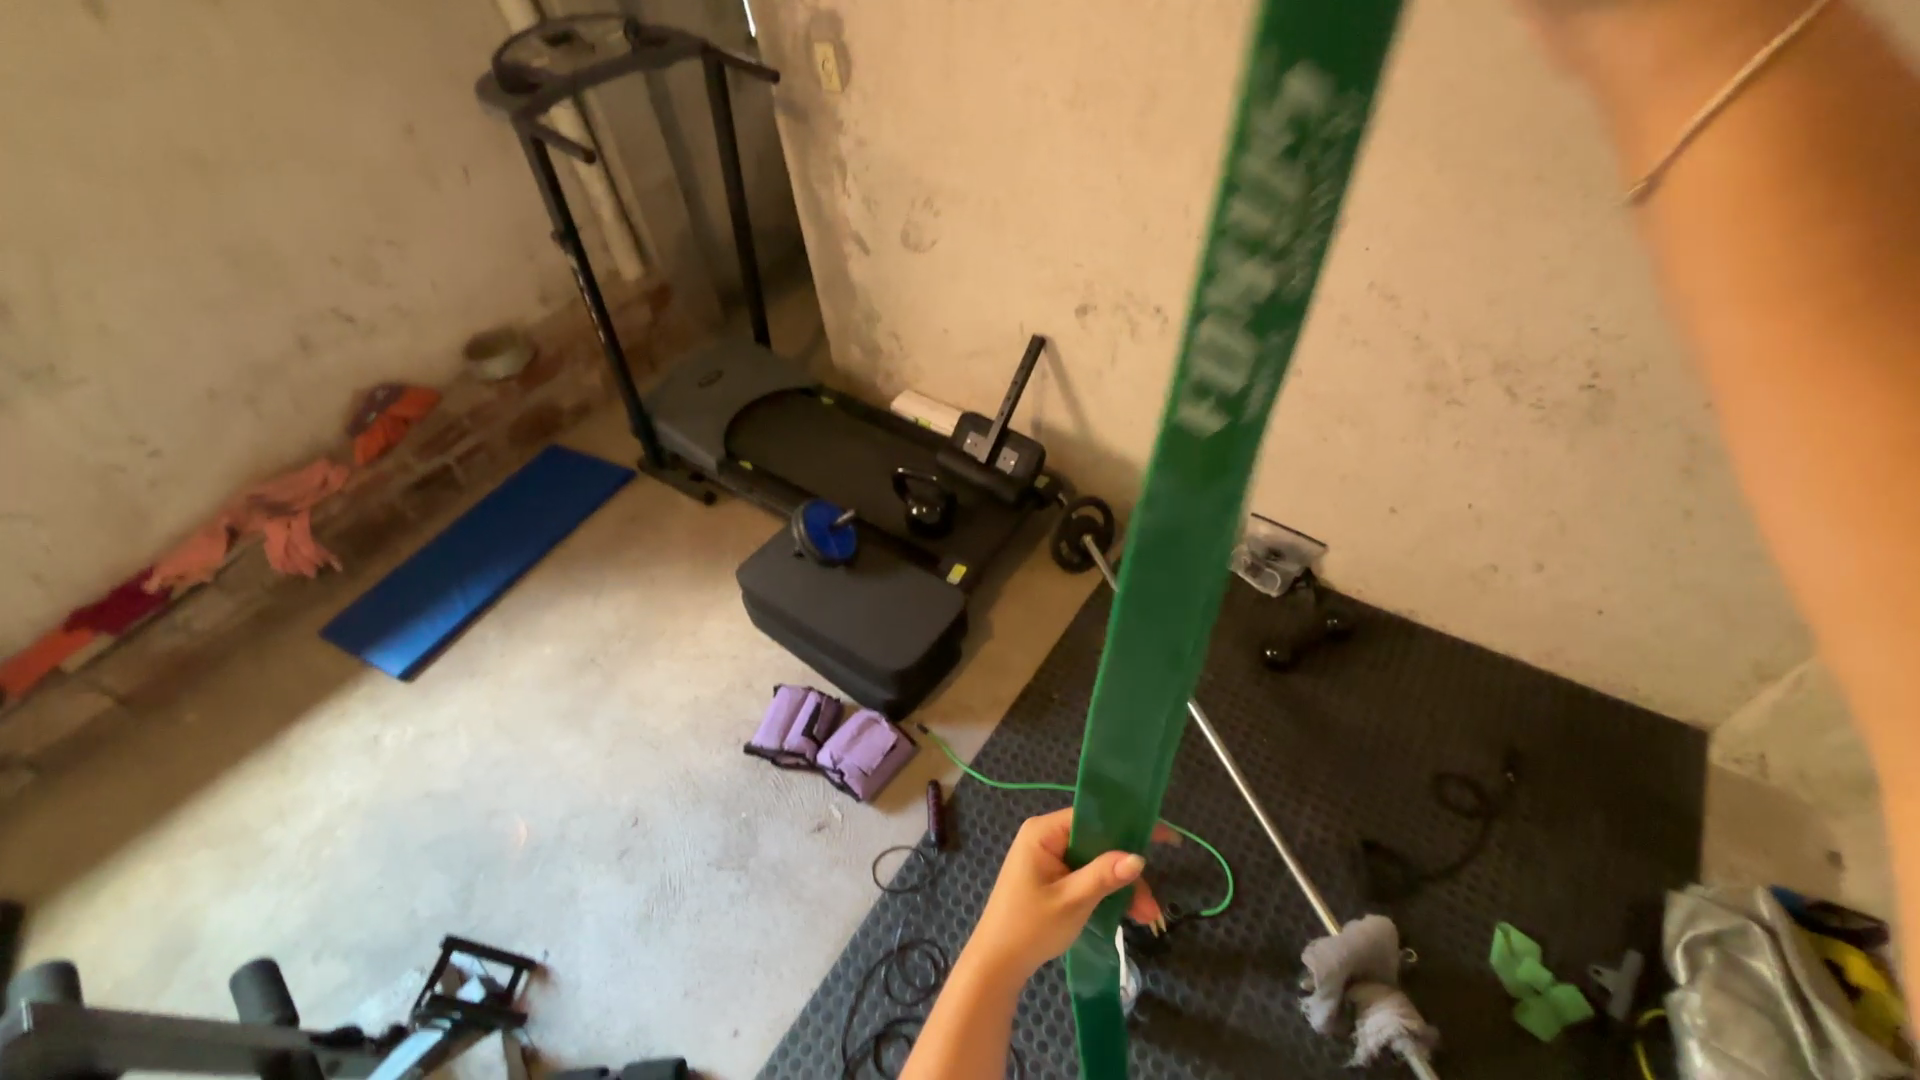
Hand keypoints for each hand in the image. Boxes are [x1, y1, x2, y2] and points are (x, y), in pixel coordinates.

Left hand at [961, 808, 1167, 982]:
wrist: (996, 964)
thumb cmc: (1029, 927)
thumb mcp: (1072, 901)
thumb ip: (1104, 876)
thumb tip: (1139, 857)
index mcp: (1044, 832)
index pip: (1093, 817)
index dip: (1128, 825)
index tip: (1165, 838)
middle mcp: (1046, 837)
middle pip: (1098, 843)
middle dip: (1127, 871)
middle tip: (1152, 904)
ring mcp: (1048, 858)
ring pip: (1095, 862)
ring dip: (1120, 887)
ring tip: (1147, 917)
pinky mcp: (1052, 877)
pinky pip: (1086, 875)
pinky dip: (1105, 892)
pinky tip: (1128, 913)